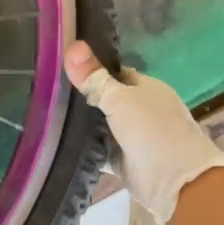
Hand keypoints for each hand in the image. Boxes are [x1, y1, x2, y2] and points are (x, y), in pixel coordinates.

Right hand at [65, 42, 223, 224]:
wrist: (175, 180)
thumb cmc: (152, 131)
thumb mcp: (119, 99)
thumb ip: (94, 79)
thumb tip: (73, 44)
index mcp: (149, 90)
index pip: (118, 74)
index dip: (95, 72)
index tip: (64, 72)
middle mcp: (144, 110)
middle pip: (108, 100)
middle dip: (85, 100)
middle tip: (49, 95)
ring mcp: (135, 136)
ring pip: (103, 126)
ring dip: (83, 125)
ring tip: (47, 118)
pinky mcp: (126, 160)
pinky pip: (100, 149)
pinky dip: (86, 148)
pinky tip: (61, 145)